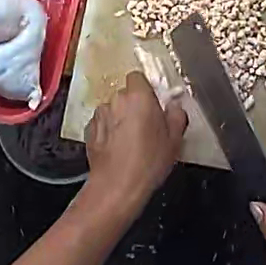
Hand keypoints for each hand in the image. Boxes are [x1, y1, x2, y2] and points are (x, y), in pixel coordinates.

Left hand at [80, 72, 186, 222]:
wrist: (116, 187)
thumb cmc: (148, 162)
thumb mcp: (175, 139)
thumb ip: (177, 115)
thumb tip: (174, 106)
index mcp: (139, 96)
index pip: (138, 77)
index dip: (145, 89)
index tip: (154, 104)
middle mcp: (116, 100)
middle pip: (126, 94)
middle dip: (135, 105)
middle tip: (147, 125)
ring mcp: (99, 115)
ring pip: (113, 109)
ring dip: (121, 118)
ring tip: (131, 140)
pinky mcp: (89, 131)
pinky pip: (103, 124)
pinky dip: (109, 131)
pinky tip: (118, 148)